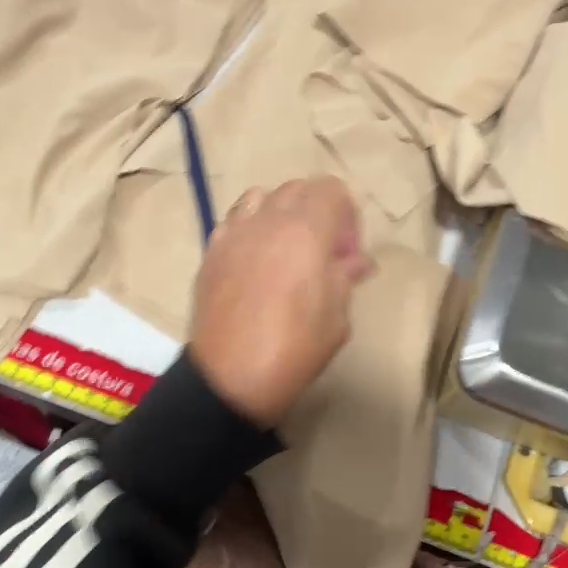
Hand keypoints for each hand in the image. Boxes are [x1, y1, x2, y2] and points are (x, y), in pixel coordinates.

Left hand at [188, 177, 374, 427]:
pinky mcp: (210, 253)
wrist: (231, 378)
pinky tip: (255, 265)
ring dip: (281, 214)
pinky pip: (234, 223)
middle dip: (317, 211)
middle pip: (298, 189)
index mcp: (306, 231)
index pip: (332, 190)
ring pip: (261, 198)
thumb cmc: (295, 350)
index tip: (348, 253)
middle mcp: (267, 221)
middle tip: (325, 253)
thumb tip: (357, 261)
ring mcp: (233, 233)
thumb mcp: (336, 319)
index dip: (347, 216)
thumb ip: (345, 279)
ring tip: (287, 251)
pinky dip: (250, 231)